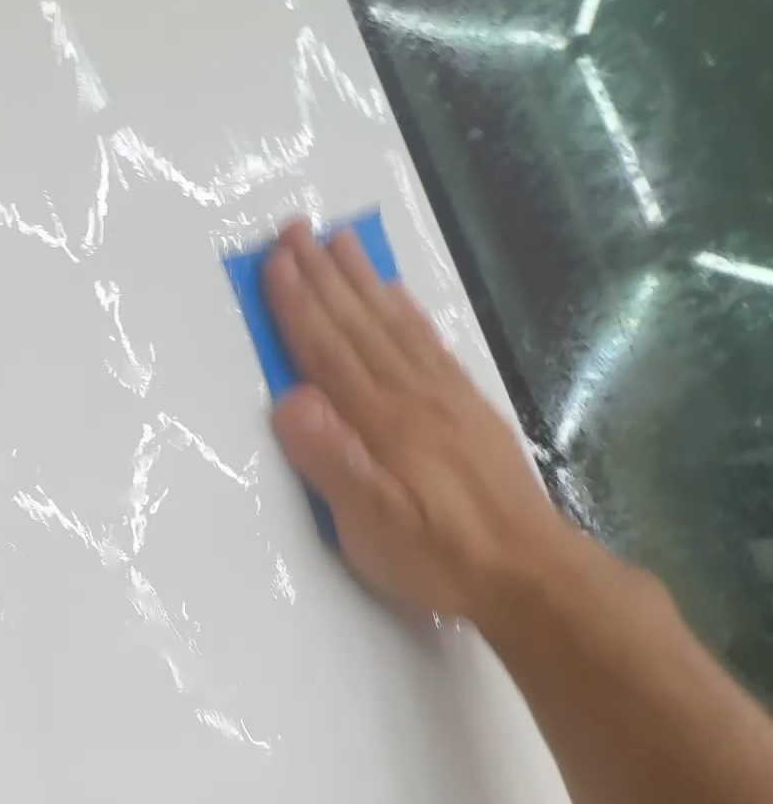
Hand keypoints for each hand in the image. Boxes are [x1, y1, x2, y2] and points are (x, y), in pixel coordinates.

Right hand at [262, 220, 582, 622]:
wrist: (530, 574)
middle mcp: (411, 394)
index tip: (274, 260)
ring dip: (359, 281)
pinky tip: (394, 296)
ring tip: (339, 241)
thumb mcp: (369, 522)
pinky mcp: (463, 408)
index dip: (297, 303)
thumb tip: (289, 400)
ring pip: (391, 324)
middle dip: (322, 275)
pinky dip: (404, 311)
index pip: (328, 349)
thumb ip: (330, 461)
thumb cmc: (435, 553)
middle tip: (295, 229)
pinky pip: (427, 344)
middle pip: (357, 324)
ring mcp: (442, 397)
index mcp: (380, 419)